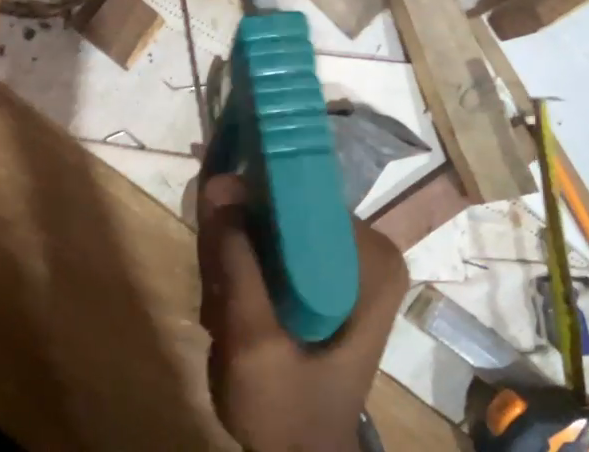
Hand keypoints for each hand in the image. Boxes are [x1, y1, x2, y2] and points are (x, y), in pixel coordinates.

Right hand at [198, 174, 409, 451]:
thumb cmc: (286, 405)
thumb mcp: (253, 339)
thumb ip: (236, 263)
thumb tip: (219, 182)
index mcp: (372, 260)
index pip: (303, 192)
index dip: (253, 200)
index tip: (216, 226)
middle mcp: (363, 250)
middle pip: (281, 206)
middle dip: (237, 239)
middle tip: (217, 284)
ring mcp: (342, 263)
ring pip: (267, 223)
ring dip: (232, 258)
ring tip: (223, 307)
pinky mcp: (319, 277)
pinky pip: (266, 245)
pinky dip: (239, 269)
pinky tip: (230, 308)